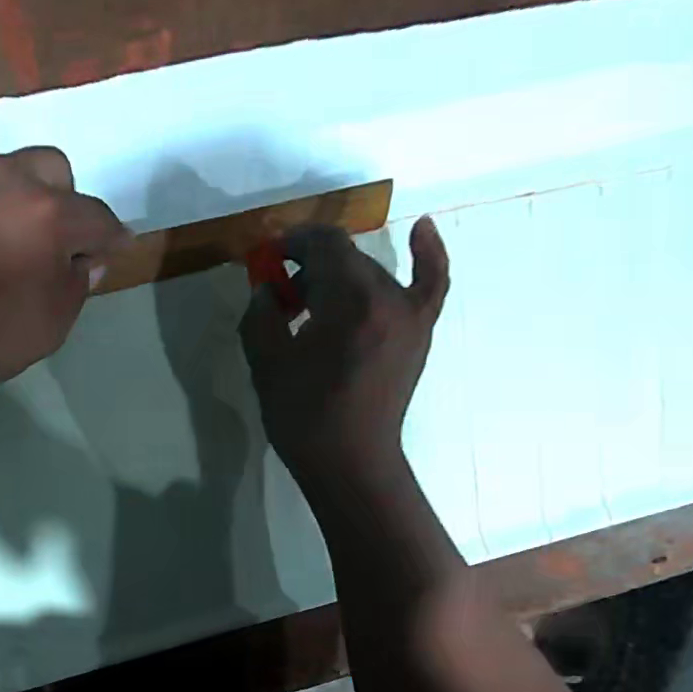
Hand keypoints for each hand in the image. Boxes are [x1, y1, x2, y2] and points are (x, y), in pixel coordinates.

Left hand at [0, 146, 128, 411]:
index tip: (116, 248)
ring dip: (20, 202)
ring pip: (7, 173)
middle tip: (53, 245)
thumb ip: (81, 278)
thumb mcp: (58, 317)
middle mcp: (6, 179)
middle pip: (53, 169)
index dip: (113, 236)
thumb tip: (85, 257)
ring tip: (8, 246)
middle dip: (64, 202)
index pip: (97, 216)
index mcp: (48, 213)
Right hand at [238, 217, 449, 490]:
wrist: (351, 463)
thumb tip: (266, 288)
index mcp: (349, 301)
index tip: (267, 259)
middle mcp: (388, 297)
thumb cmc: (305, 419)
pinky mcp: (420, 333)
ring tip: (314, 302)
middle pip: (346, 259)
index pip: (322, 245)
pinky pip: (431, 282)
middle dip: (309, 267)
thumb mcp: (267, 365)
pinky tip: (421, 228)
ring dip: (340, 277)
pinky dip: (427, 253)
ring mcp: (411, 314)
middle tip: (282, 297)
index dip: (291, 244)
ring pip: (373, 273)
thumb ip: (260, 316)